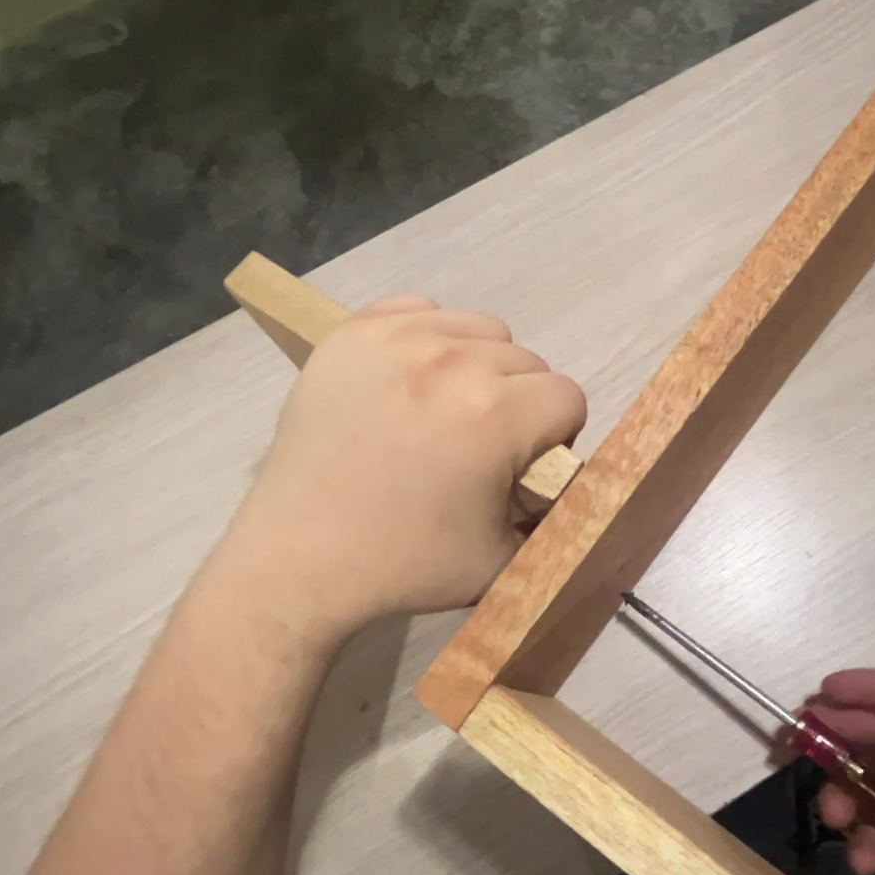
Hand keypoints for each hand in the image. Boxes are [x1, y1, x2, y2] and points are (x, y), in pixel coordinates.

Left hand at [220, 296, 585, 633]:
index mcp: (495, 415)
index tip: (523, 465)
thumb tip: (572, 485)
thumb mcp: (503, 560)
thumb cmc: (406, 564)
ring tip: (445, 411)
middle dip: (521, 404)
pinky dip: (430, 339)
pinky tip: (409, 383)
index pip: (568, 397)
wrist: (301, 559)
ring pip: (481, 330)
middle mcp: (451, 362)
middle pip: (529, 361)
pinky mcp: (352, 333)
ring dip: (481, 366)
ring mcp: (396, 339)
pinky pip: (421, 310)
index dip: (556, 436)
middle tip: (481, 447)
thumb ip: (554, 517)